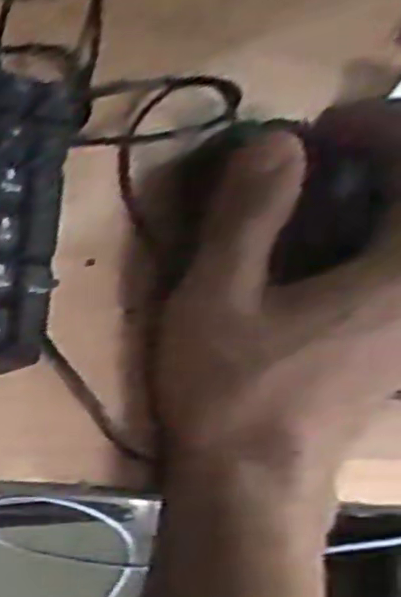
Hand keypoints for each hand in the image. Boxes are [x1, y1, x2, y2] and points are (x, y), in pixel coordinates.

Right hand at [154, 105, 400, 514]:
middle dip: (392, 160)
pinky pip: (400, 265)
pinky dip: (379, 241)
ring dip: (385, 204)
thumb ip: (246, 220)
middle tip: (332, 153)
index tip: (315, 130)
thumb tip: (271, 142)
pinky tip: (340, 247)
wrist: (254, 468)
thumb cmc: (229, 386)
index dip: (380, 128)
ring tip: (334, 195)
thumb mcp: (214, 301)